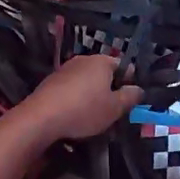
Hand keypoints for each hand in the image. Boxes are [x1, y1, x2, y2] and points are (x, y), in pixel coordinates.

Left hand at [9, 55, 142, 141]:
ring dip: (93, 96)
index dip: (130, 81)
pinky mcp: (50, 83)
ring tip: (95, 117)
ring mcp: (64, 70)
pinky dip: (76, 100)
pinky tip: (75, 116)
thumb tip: (138, 89)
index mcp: (101, 61)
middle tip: (114, 111)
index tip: (131, 100)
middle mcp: (82, 60)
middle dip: (110, 90)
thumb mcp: (114, 108)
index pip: (123, 65)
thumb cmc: (84, 110)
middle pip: (103, 74)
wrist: (41, 118)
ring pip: (86, 82)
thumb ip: (130, 97)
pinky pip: (71, 90)